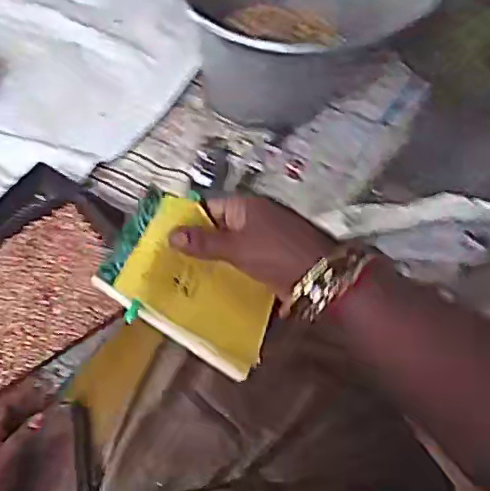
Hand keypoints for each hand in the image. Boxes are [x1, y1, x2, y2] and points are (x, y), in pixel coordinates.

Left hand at [0, 385, 51, 490]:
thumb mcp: (7, 456)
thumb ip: (23, 435)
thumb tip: (41, 415)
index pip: (4, 404)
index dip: (21, 394)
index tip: (40, 386)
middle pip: (8, 413)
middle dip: (26, 402)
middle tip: (46, 395)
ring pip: (11, 425)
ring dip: (27, 416)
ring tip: (45, 409)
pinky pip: (14, 438)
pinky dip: (26, 431)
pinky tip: (37, 432)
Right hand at [169, 195, 337, 295]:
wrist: (321, 278)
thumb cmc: (276, 255)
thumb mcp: (235, 248)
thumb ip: (204, 242)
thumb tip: (171, 234)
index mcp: (246, 207)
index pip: (208, 207)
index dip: (188, 221)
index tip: (168, 239)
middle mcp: (254, 218)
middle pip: (217, 227)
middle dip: (197, 243)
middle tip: (173, 261)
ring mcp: (264, 239)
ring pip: (229, 246)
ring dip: (212, 260)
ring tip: (187, 274)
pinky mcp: (270, 259)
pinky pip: (241, 261)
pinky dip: (228, 270)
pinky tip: (213, 284)